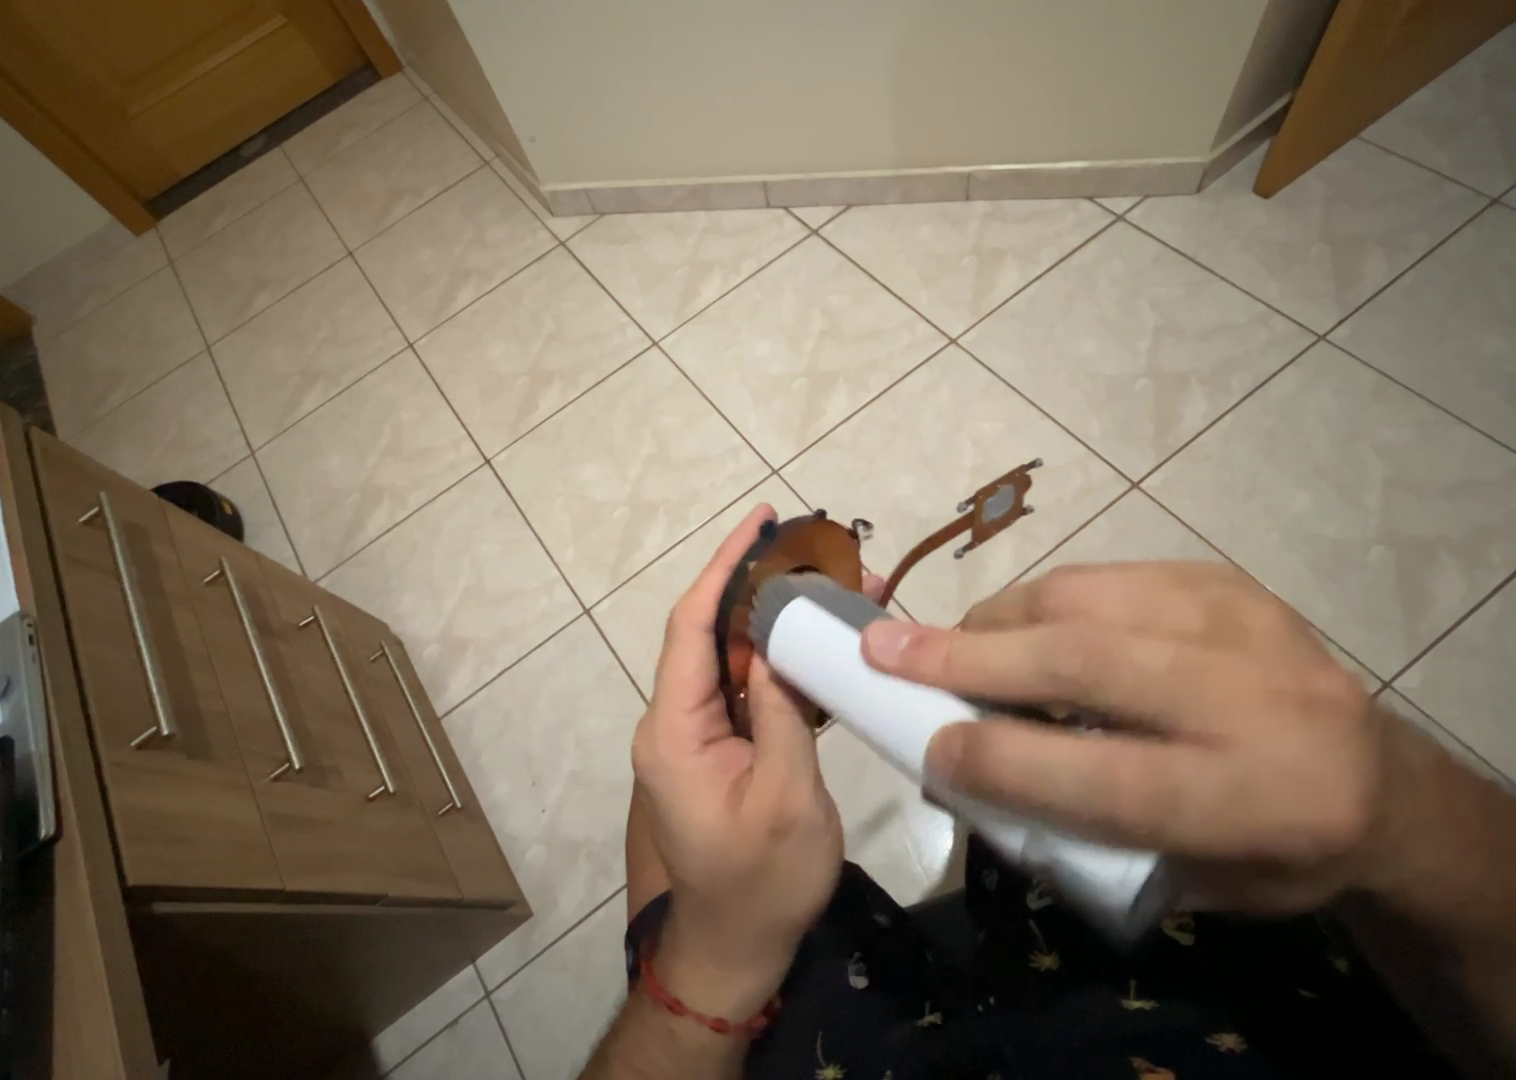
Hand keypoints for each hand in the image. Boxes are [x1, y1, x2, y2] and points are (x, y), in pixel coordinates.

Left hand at [631, 505, 842, 1014]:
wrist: (736, 949)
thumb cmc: (760, 884)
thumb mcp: (785, 800)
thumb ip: (782, 715)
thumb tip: (778, 641)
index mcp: (675, 728)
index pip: (692, 625)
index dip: (723, 566)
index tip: (761, 520)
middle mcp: (677, 719)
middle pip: (715, 631)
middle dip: (764, 586)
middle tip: (823, 552)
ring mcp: (700, 732)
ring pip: (737, 656)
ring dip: (782, 622)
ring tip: (840, 588)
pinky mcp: (724, 746)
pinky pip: (752, 689)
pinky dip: (787, 663)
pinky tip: (828, 645)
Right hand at [862, 561, 1402, 912]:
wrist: (1387, 787)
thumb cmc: (1270, 855)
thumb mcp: (1182, 882)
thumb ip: (1071, 830)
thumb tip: (956, 770)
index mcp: (1263, 800)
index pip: (1109, 775)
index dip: (1003, 760)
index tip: (925, 749)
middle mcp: (1261, 698)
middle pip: (1086, 663)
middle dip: (967, 658)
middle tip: (883, 650)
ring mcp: (1244, 622)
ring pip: (1083, 600)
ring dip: (994, 621)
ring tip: (945, 644)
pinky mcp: (1222, 580)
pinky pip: (1099, 576)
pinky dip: (1036, 600)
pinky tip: (1013, 625)